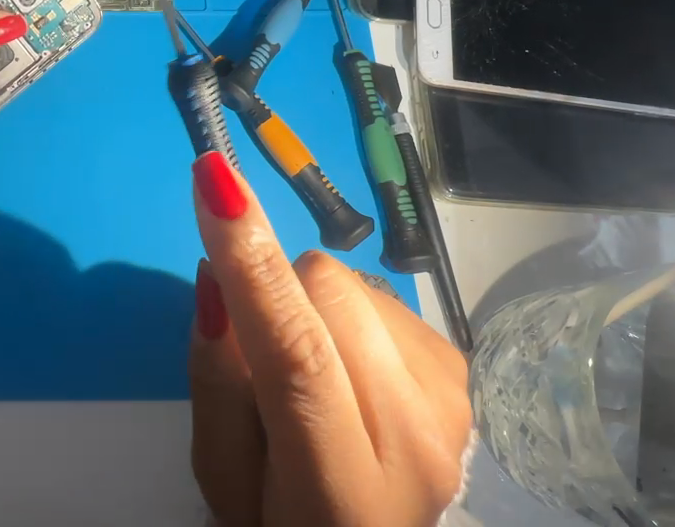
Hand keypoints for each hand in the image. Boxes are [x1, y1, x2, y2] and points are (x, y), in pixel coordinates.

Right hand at [187, 151, 472, 526]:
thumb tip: (216, 272)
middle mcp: (417, 436)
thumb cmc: (283, 516)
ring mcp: (450, 396)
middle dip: (277, 293)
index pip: (296, 356)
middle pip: (326, 291)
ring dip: (312, 305)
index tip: (217, 180)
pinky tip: (351, 370)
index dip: (253, 265)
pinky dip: (344, 314)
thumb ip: (215, 379)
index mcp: (341, 487)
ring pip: (348, 280)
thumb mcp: (224, 475)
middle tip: (264, 353)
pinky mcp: (458, 362)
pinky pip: (374, 290)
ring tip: (314, 372)